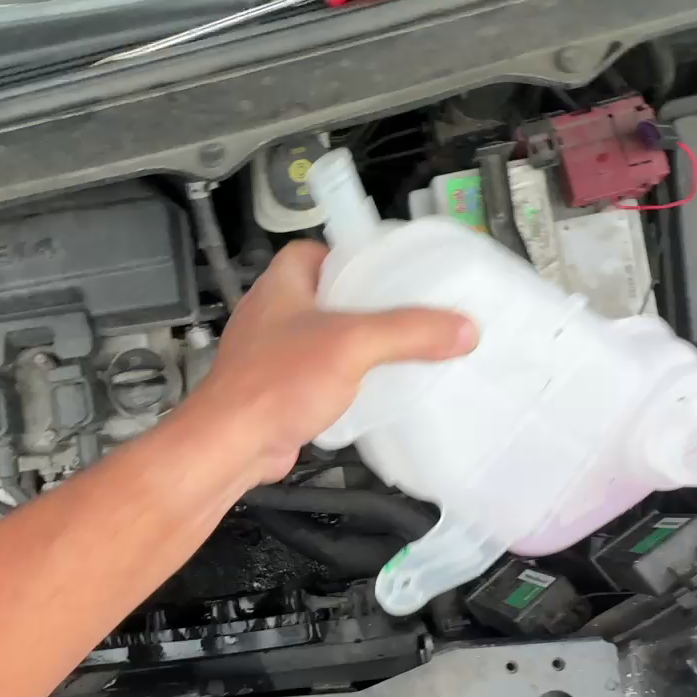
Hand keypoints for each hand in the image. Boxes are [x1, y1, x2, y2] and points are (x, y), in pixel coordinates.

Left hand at [180, 240, 476, 484]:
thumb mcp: (353, 344)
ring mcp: (270, 355)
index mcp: (281, 284)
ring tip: (399, 353)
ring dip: (356, 348)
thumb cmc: (277, 382)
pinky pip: (318, 377)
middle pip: (328, 298)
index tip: (388, 270)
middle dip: (365, 308)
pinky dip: (344, 382)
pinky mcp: (276, 391)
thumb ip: (409, 332)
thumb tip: (464, 328)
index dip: (352, 257)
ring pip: (324, 341)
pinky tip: (372, 393)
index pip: (318, 252)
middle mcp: (272, 315)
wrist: (232, 445)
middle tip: (407, 315)